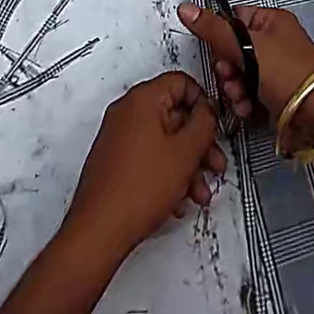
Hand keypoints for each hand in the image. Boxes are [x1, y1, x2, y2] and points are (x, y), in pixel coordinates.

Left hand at [61, 71, 226, 259]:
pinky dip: (166, 171)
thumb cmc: (135, 192)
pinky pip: (148, 155)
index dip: (203, 103)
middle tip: (211, 161)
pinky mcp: (113, 159)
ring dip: (185, 162)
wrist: (100, 231)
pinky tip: (177, 198)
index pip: (182, 82)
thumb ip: (204, 124)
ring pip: (163, 139)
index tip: (213, 124)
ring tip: (197, 190)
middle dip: (198, 141)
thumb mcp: (186, 152)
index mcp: (142, 99)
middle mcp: (126, 112)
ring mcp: (117, 136)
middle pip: (174, 114)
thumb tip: (207, 112)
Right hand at [178, 2, 313, 150]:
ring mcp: (276, 69)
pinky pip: (249, 92)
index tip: (219, 50)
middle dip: (228, 68)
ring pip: (239, 74)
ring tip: (240, 96)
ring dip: (234, 87)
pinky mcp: (275, 93)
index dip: (222, 36)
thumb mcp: (247, 47)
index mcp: (272, 21)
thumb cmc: (288, 74)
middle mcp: (275, 42)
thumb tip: (186, 8)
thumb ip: (214, 29)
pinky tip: (246, 109)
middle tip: (231, 76)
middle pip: (234, 50)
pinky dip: (244, 100)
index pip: (234, 20)